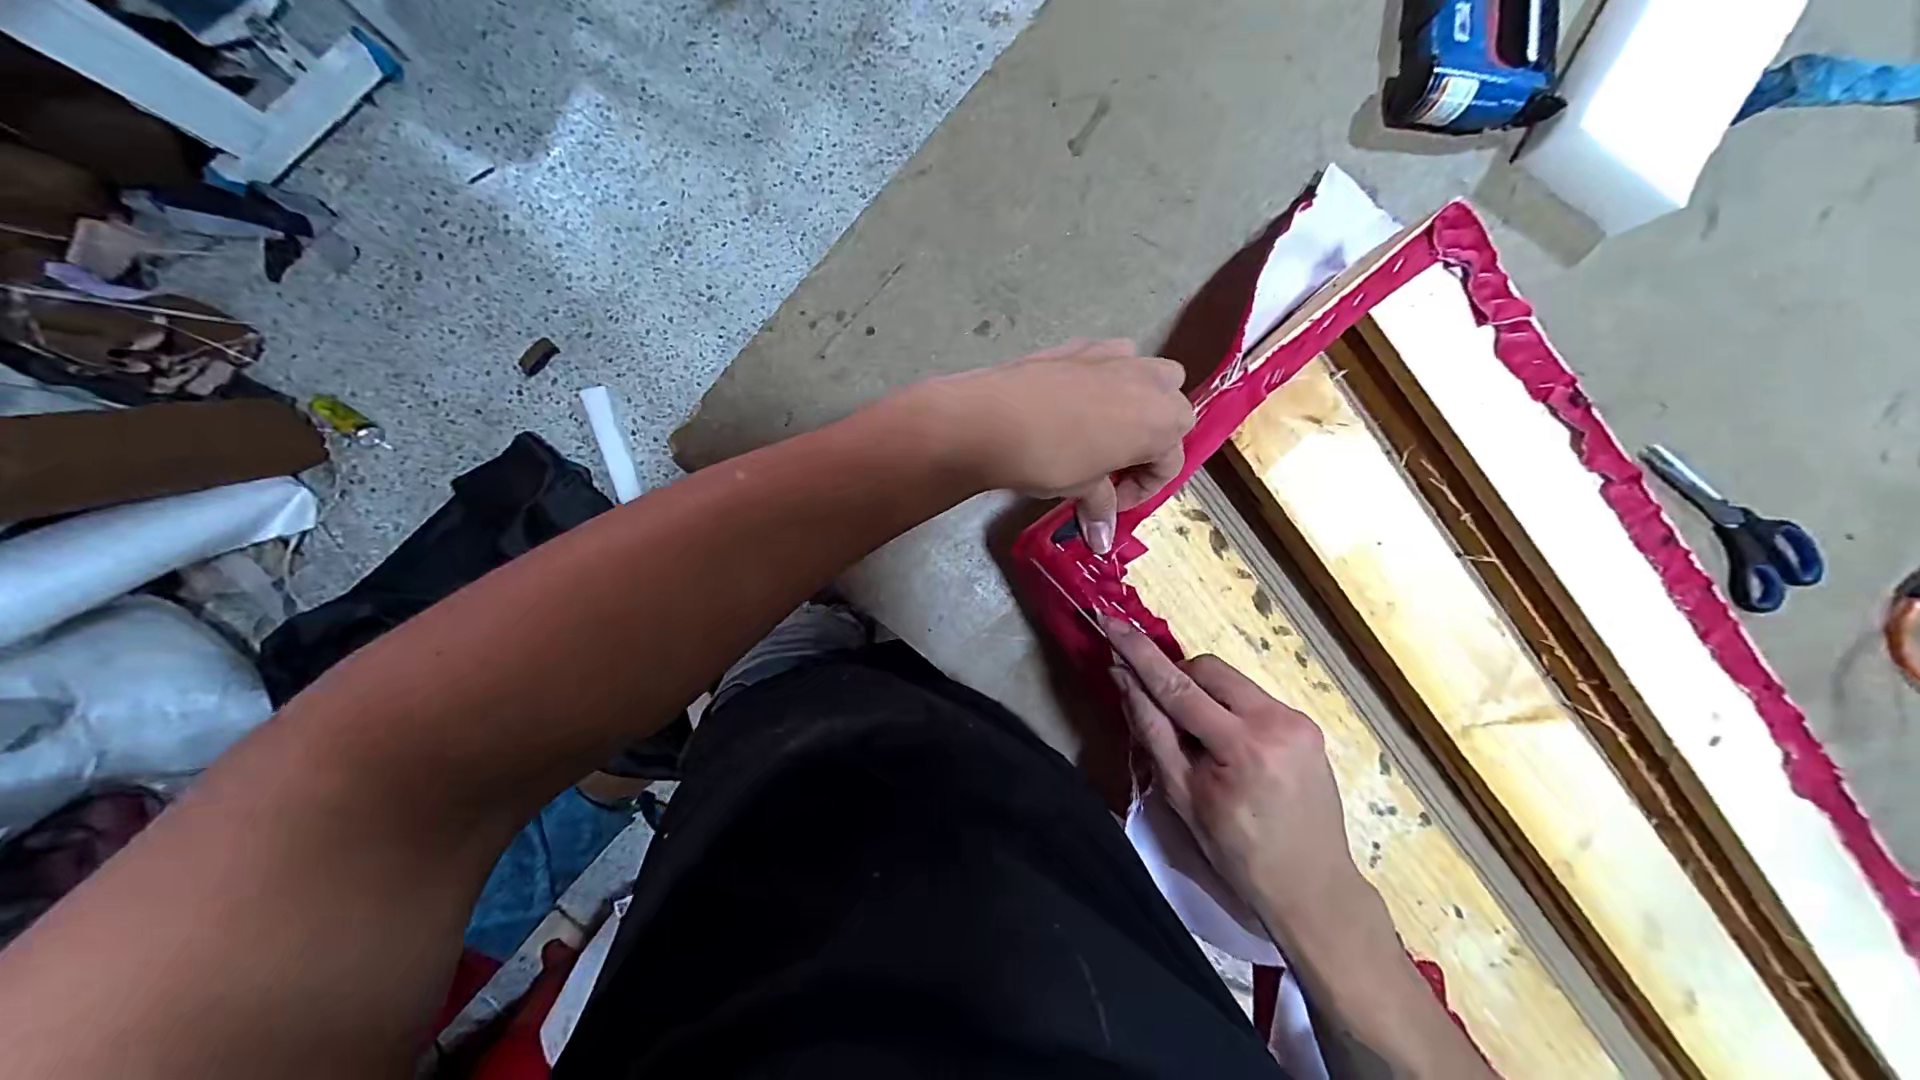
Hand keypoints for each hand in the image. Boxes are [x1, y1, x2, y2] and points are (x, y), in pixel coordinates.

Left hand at [897, 339, 1193, 553]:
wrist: (991, 418)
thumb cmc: (1049, 458)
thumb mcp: (1080, 488)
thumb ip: (1100, 507)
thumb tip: (1102, 540)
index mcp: (1164, 421)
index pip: (1169, 464)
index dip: (1141, 490)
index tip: (1112, 504)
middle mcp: (1152, 381)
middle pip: (1169, 411)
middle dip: (1149, 439)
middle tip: (1113, 466)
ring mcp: (1116, 355)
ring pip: (1145, 376)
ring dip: (1133, 403)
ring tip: (1098, 432)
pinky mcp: (1081, 344)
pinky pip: (1107, 362)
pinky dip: (1100, 382)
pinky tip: (1069, 405)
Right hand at [1103, 615, 1365, 936]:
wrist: (1313, 889)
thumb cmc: (1238, 853)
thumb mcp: (1181, 795)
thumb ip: (1151, 729)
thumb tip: (1123, 677)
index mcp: (1243, 747)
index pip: (1177, 686)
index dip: (1138, 652)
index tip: (1110, 622)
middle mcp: (1278, 721)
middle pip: (1207, 668)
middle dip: (1176, 679)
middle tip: (1166, 719)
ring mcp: (1299, 720)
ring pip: (1230, 679)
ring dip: (1202, 694)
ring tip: (1199, 739)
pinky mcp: (1307, 725)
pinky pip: (1252, 697)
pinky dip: (1227, 708)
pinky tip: (1227, 746)